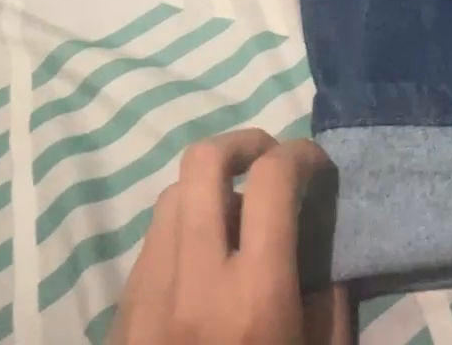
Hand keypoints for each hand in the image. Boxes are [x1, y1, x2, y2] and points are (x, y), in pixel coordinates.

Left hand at [110, 129, 350, 344]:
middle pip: (203, 161)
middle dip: (244, 143)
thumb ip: (329, 300)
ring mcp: (148, 290)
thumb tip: (319, 238)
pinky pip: (154, 237)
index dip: (301, 154)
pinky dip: (184, 223)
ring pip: (172, 192)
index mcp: (254, 296)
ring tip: (239, 211)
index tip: (318, 164)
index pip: (271, 180)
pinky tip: (205, 255)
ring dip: (212, 185)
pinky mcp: (122, 308)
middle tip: (272, 158)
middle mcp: (193, 278)